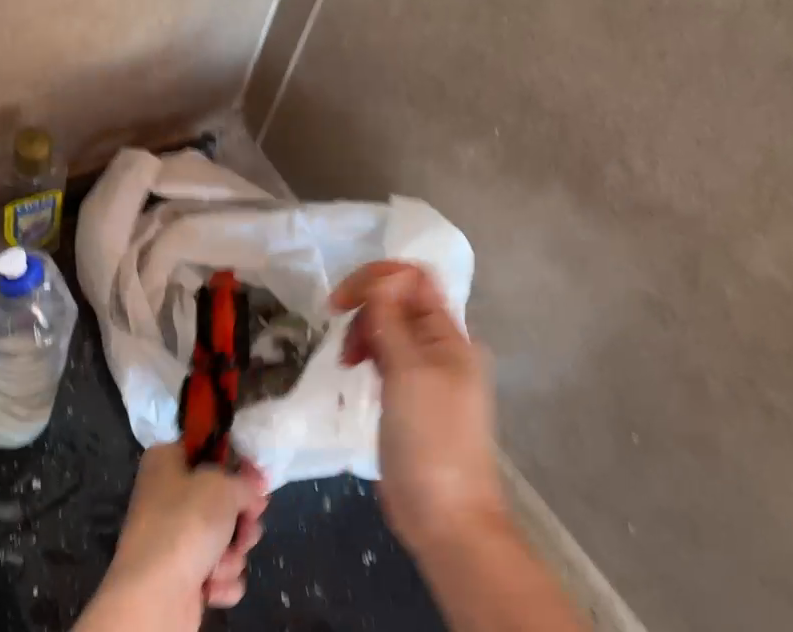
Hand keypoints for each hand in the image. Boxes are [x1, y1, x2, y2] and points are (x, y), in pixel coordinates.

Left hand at [78, 444, 267, 629]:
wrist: (155, 592)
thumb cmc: (185, 523)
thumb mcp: (222, 487)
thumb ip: (244, 482)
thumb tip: (255, 483)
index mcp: (166, 461)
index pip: (207, 452)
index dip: (236, 467)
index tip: (258, 482)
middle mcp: (167, 494)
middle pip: (222, 501)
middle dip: (240, 523)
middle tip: (243, 530)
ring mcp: (174, 536)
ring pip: (225, 540)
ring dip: (230, 556)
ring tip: (217, 563)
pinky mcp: (183, 573)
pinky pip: (218, 571)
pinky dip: (220, 580)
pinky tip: (208, 585)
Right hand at [331, 261, 506, 554]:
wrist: (445, 515)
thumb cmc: (430, 439)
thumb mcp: (409, 371)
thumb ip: (393, 320)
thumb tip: (385, 277)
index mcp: (451, 338)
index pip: (414, 280)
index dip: (375, 279)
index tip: (340, 304)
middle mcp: (441, 349)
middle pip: (397, 300)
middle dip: (364, 308)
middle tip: (343, 339)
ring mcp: (425, 374)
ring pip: (387, 328)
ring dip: (362, 333)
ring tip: (348, 362)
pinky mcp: (407, 397)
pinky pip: (384, 356)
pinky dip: (365, 355)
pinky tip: (354, 374)